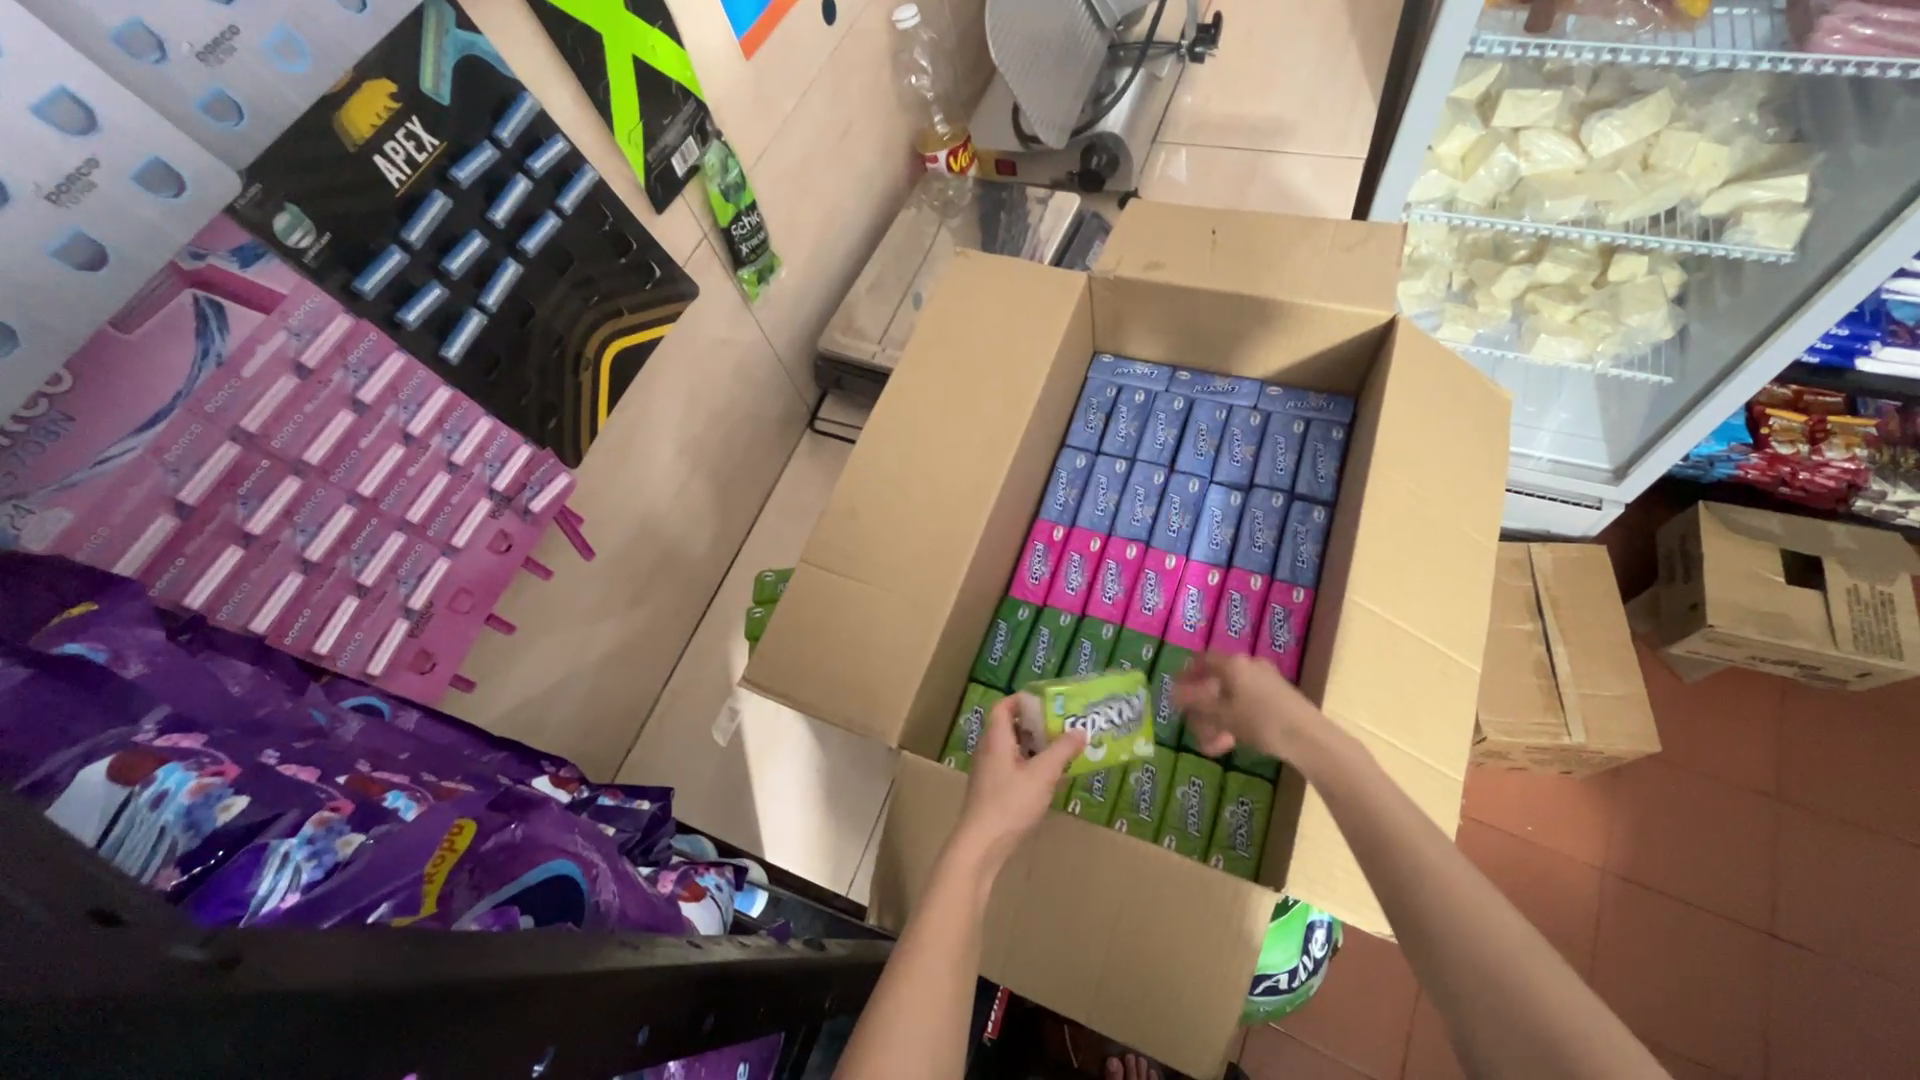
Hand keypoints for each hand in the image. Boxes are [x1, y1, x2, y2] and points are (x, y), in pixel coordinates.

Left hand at [952, 694, 1085, 869]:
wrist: (981, 844)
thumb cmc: (1010, 803)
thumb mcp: (1043, 774)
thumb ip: (1063, 750)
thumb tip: (1081, 730)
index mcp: (996, 739)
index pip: (1004, 706)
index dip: (1023, 700)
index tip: (1048, 702)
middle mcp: (988, 750)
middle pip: (1010, 727)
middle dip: (1036, 724)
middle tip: (1063, 725)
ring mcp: (988, 772)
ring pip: (1012, 749)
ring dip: (1035, 747)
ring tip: (1062, 749)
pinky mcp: (992, 791)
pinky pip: (1012, 767)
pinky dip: (1030, 765)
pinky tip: (1049, 778)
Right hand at [1172, 653, 1327, 761]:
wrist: (1309, 737)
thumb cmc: (1260, 721)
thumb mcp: (1222, 715)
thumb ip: (1195, 703)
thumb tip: (1173, 694)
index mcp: (1233, 663)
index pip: (1201, 661)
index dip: (1185, 674)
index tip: (1175, 692)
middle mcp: (1249, 665)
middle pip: (1216, 682)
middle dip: (1202, 707)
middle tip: (1193, 725)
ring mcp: (1266, 680)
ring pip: (1231, 696)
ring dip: (1217, 718)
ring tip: (1213, 743)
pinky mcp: (1278, 696)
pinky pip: (1247, 703)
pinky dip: (1235, 719)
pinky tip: (1232, 741)